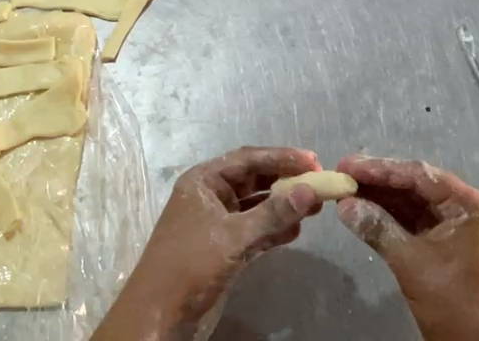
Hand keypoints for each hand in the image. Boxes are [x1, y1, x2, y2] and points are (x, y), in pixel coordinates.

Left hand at [94, 146, 324, 340]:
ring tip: (316, 205)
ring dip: (284, 205)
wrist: (159, 320)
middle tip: (319, 181)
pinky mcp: (225, 249)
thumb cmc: (189, 267)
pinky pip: (256, 230)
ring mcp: (218, 223)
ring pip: (257, 206)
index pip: (248, 159)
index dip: (282, 158)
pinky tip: (297, 230)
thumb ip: (273, 214)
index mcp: (204, 181)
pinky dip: (275, 229)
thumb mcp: (232, 238)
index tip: (315, 161)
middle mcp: (211, 196)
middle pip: (254, 180)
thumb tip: (311, 189)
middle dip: (286, 180)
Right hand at [336, 155, 478, 340]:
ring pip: (411, 204)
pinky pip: (412, 223)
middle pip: (414, 186)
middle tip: (342, 174)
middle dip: (378, 182)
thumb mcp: (413, 263)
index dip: (381, 168)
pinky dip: (388, 219)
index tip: (348, 164)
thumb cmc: (454, 302)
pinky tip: (362, 213)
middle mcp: (462, 208)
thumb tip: (343, 205)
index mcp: (467, 204)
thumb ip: (378, 228)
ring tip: (346, 191)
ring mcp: (452, 227)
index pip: (419, 175)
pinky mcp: (442, 246)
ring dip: (380, 199)